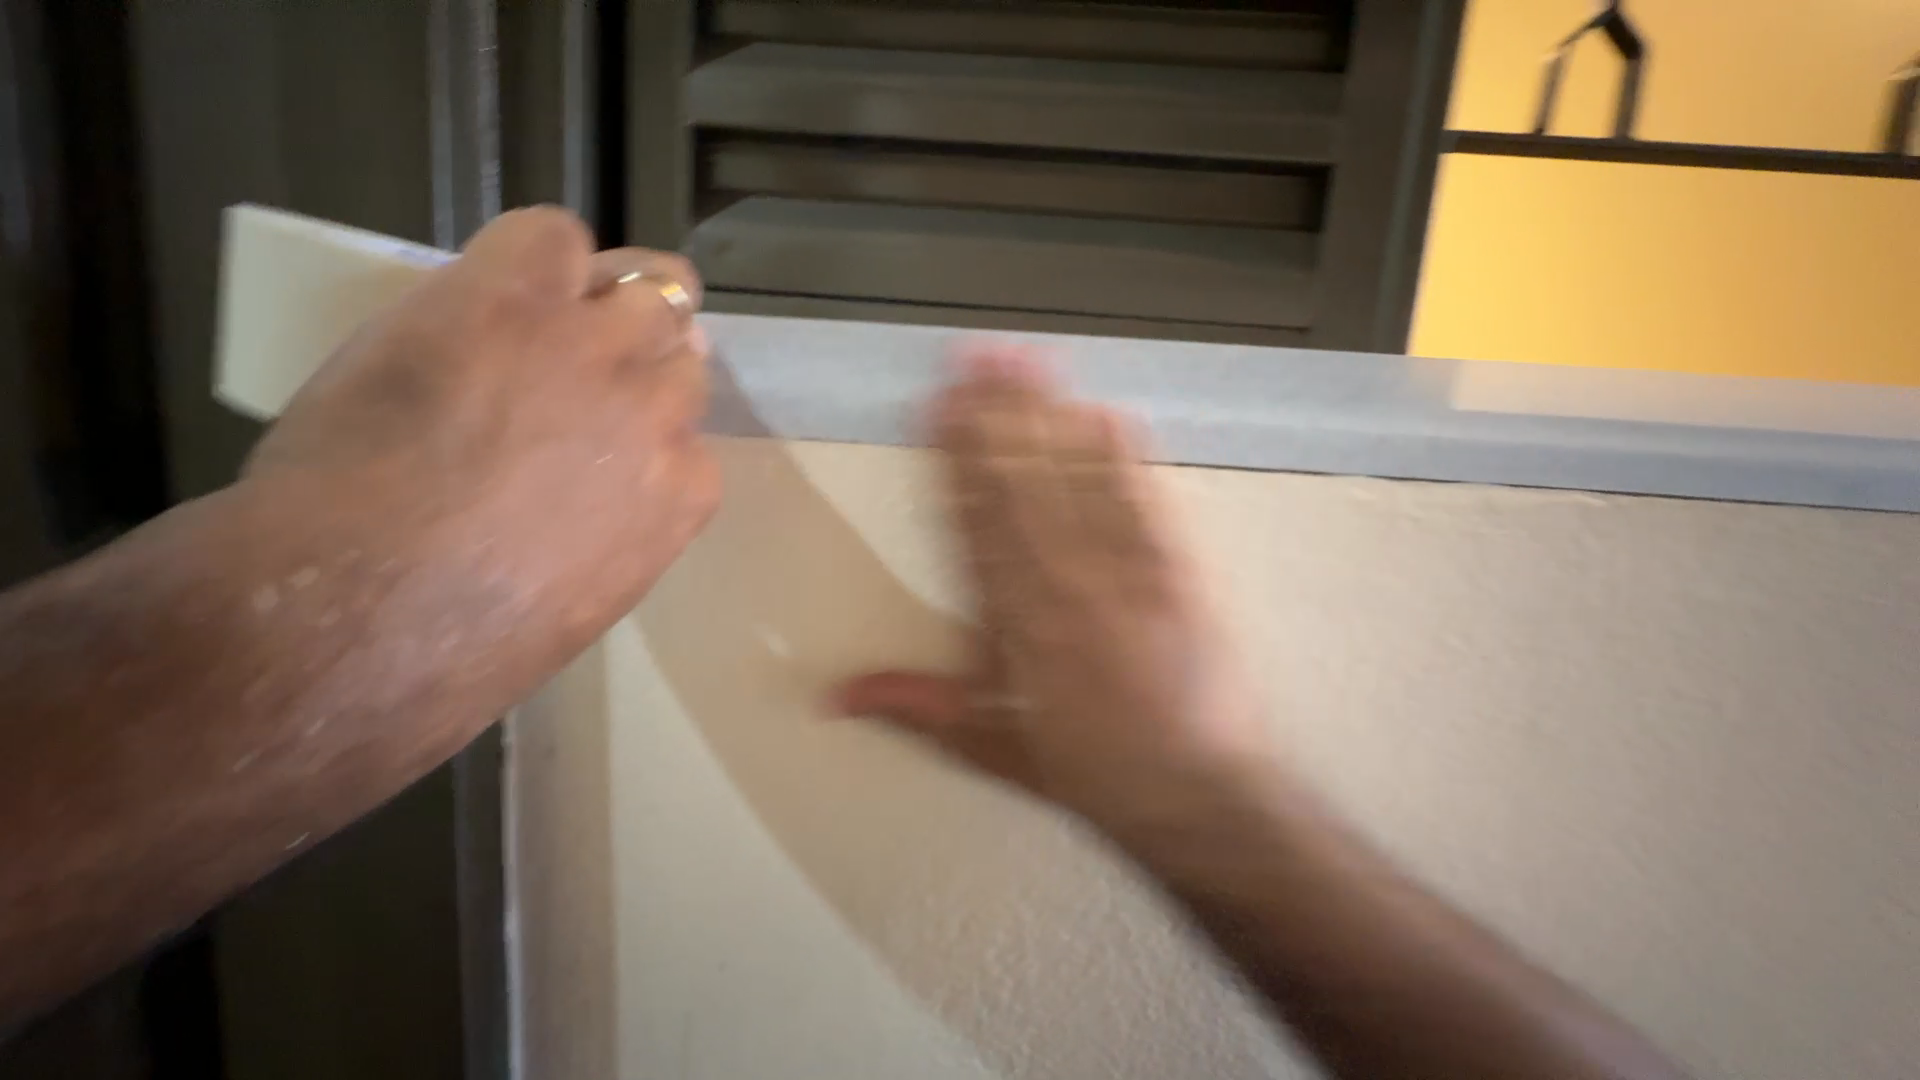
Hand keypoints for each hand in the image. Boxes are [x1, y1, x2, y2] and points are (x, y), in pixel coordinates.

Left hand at [242, 206, 718, 663]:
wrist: (370, 611)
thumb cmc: (474, 641)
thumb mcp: (587, 595)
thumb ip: (618, 529)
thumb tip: (595, 496)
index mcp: (683, 492)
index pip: (692, 437)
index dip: (646, 432)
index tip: (606, 441)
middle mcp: (659, 410)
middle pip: (682, 353)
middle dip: (647, 360)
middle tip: (586, 369)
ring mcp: (597, 351)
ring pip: (652, 288)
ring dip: (615, 299)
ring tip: (559, 311)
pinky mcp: (515, 299)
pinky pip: (554, 238)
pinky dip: (541, 254)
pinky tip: (509, 280)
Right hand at [837, 346, 1280, 847]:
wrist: (1198, 795)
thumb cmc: (1088, 770)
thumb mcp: (989, 748)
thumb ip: (913, 708)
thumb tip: (830, 697)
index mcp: (1016, 624)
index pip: (977, 524)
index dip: (956, 460)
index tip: (940, 406)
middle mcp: (1067, 586)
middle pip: (1024, 485)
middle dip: (998, 414)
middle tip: (977, 353)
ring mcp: (1130, 573)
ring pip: (1079, 481)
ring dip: (1051, 417)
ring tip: (1027, 360)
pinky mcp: (1184, 572)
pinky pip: (1147, 502)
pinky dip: (1124, 456)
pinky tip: (1105, 412)